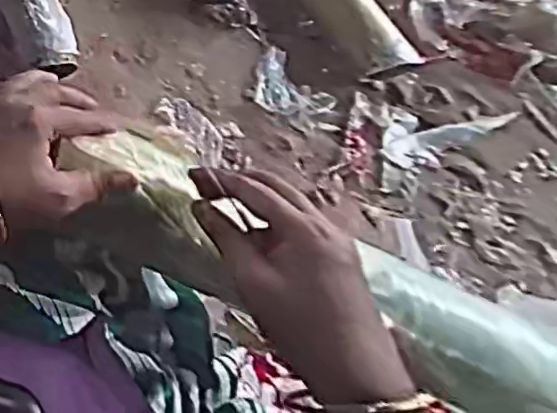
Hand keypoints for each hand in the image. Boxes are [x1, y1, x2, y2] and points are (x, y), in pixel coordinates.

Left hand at [0, 72, 135, 229]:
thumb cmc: (11, 198)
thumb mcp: (58, 197)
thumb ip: (95, 184)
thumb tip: (130, 177)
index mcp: (41, 118)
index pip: (81, 116)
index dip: (102, 122)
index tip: (119, 126)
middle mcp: (22, 99)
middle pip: (58, 91)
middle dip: (80, 100)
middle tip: (95, 110)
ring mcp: (1, 99)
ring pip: (33, 80)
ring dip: (54, 86)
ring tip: (66, 94)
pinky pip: (14, 84)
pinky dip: (29, 84)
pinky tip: (32, 95)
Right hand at [190, 168, 415, 406]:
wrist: (362, 382)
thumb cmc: (302, 332)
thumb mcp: (253, 282)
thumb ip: (225, 237)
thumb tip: (201, 207)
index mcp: (302, 227)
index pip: (254, 188)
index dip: (220, 179)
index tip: (194, 175)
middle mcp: (324, 224)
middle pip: (276, 186)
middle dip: (240, 180)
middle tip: (210, 185)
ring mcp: (337, 239)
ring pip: (292, 201)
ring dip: (260, 196)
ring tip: (230, 203)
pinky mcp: (343, 256)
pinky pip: (304, 220)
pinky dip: (278, 215)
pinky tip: (262, 231)